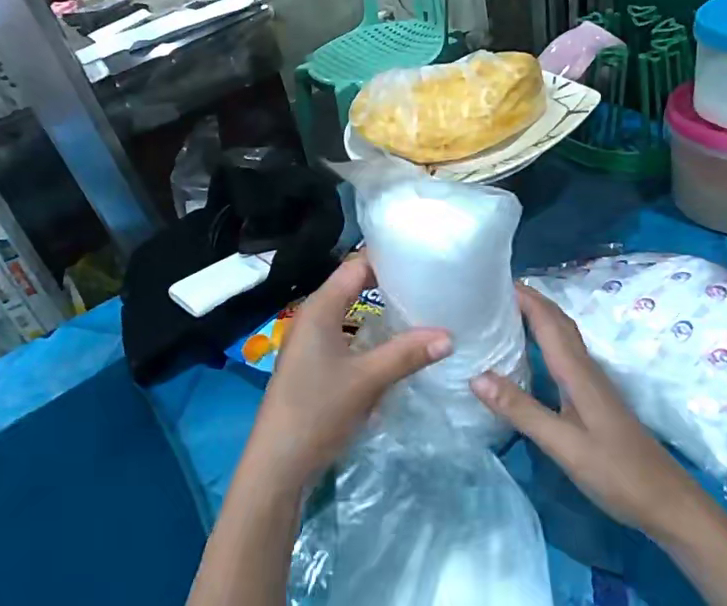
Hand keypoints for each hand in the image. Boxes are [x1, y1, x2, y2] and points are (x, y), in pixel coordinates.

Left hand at [240, 256, 452, 490]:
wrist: (277, 467)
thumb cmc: (317, 412)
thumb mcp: (368, 380)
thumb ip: (407, 354)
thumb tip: (449, 336)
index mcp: (320, 308)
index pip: (356, 266)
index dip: (387, 258)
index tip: (423, 258)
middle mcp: (313, 317)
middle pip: (354, 285)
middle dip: (389, 283)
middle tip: (428, 283)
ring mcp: (311, 342)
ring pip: (351, 312)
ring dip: (381, 310)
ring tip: (419, 308)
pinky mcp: (314, 364)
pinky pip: (347, 334)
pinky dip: (371, 333)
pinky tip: (395, 344)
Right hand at [471, 285, 703, 536]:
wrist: (664, 499)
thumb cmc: (614, 470)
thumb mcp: (562, 444)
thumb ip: (521, 410)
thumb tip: (476, 375)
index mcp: (576, 371)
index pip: (547, 320)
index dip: (523, 296)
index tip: (492, 279)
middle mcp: (585, 367)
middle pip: (557, 320)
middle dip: (529, 299)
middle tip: (493, 291)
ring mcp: (592, 382)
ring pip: (563, 335)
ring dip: (538, 316)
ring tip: (507, 312)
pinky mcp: (594, 397)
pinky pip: (566, 353)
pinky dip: (546, 340)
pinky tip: (533, 354)